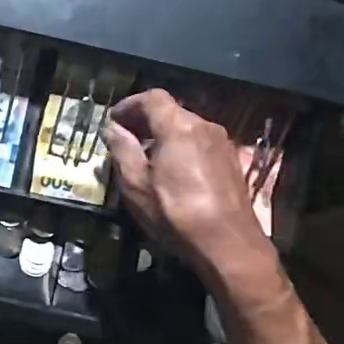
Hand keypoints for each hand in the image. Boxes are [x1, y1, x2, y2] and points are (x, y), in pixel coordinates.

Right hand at [102, 90, 274, 274]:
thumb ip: (122, 151)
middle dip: (145, 119)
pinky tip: (170, 170)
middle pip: (171, 110)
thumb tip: (112, 129)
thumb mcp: (136, 185)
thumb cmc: (176, 214)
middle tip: (124, 136)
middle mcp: (204, 127)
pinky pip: (200, 143)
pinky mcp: (231, 162)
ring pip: (187, 127)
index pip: (153, 98)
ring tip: (144, 155)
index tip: (113, 119)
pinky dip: (181, 146)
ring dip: (163, 134)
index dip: (130, 104)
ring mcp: (222, 144)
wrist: (228, 245)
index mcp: (179, 127)